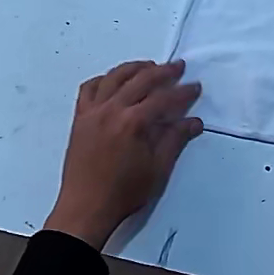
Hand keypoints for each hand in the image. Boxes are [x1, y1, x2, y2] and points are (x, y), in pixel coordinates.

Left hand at [43, 60, 202, 249]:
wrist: (86, 208)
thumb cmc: (124, 193)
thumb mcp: (158, 168)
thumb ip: (174, 140)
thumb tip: (193, 122)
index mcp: (133, 123)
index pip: (163, 99)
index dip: (182, 92)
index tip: (194, 87)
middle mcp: (111, 110)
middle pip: (140, 80)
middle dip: (163, 72)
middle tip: (178, 68)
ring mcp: (92, 112)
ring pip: (114, 78)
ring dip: (134, 68)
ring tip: (149, 66)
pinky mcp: (80, 119)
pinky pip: (89, 89)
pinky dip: (103, 79)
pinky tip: (113, 80)